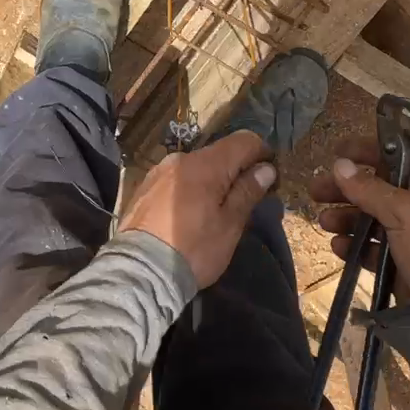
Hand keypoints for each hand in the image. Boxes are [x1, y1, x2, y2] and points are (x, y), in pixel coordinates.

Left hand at [120, 130, 277, 286]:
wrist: (139, 269)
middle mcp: (181, 157)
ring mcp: (160, 169)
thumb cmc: (193, 249)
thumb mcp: (229, 225)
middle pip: (219, 152)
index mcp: (205, 164)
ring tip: (217, 210)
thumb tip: (266, 168)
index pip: (243, 140)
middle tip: (247, 200)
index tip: (270, 176)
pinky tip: (191, 212)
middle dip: (237, 169)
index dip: (262, 153)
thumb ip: (247, 192)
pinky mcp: (146, 184)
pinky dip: (191, 187)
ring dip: (213, 179)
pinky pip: (178, 177)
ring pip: (197, 166)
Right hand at [308, 137, 409, 297]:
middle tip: (315, 191)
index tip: (335, 153)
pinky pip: (370, 247)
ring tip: (324, 223)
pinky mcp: (398, 263)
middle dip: (343, 190)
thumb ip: (369, 189)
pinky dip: (353, 246)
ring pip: (368, 219)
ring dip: (344, 218)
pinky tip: (338, 247)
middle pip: (373, 189)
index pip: (392, 158)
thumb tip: (339, 164)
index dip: (364, 152)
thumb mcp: (402, 212)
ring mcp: (407, 237)